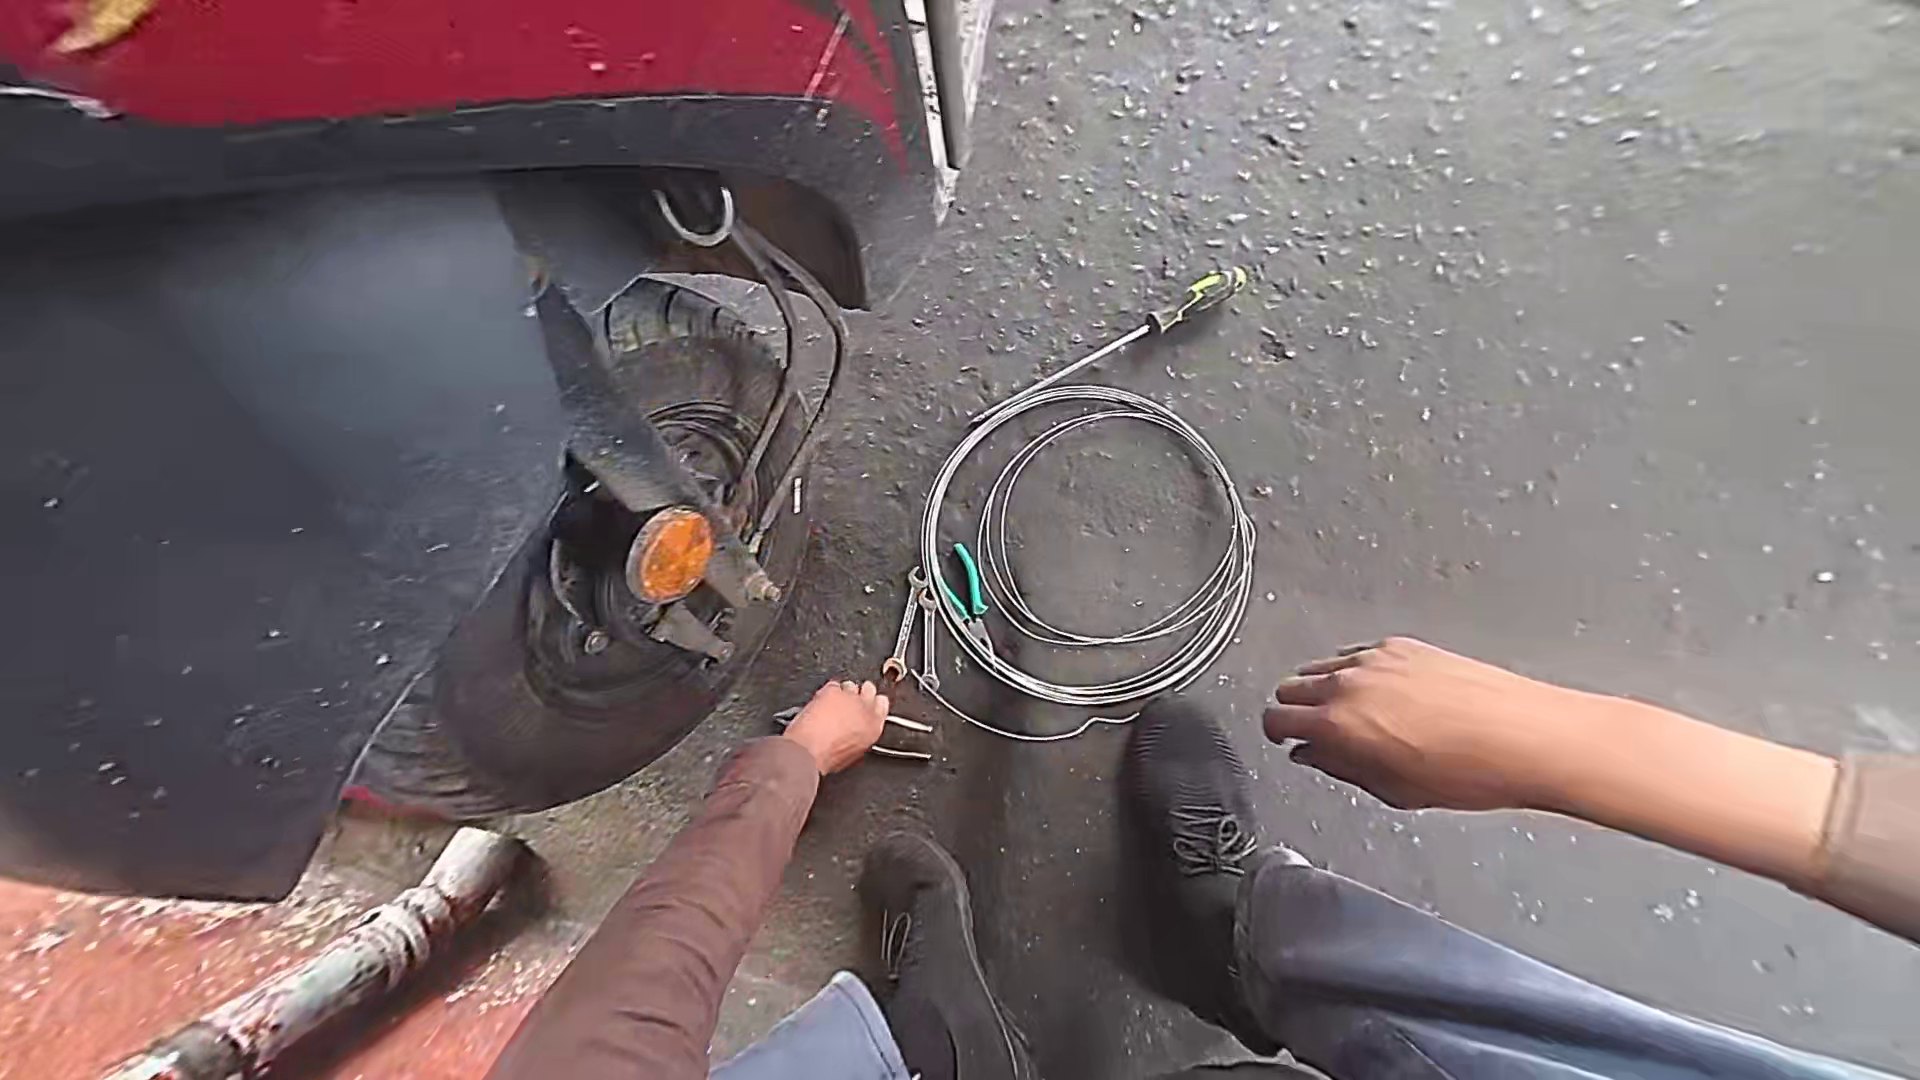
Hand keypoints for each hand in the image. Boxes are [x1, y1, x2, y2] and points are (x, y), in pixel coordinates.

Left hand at [783, 680, 889, 774]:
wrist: (809, 752)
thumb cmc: (828, 758)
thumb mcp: (854, 753)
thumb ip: (861, 737)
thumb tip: (857, 733)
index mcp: (874, 726)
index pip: (882, 705)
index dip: (873, 703)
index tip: (867, 705)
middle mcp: (865, 708)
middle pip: (869, 690)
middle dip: (861, 693)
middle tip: (850, 701)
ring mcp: (849, 697)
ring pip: (851, 685)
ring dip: (843, 692)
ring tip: (833, 704)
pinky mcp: (832, 691)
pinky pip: (833, 686)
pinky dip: (827, 692)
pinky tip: (821, 702)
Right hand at [1263, 637, 1600, 811]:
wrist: (1533, 737)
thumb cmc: (1476, 770)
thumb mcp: (1396, 789)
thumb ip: (1340, 768)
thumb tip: (1313, 755)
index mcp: (1338, 723)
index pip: (1277, 717)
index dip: (1276, 731)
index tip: (1284, 737)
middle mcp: (1347, 684)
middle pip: (1289, 686)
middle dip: (1295, 707)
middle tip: (1316, 725)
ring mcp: (1371, 660)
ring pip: (1319, 667)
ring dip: (1323, 688)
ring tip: (1353, 709)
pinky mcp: (1398, 646)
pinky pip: (1356, 654)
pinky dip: (1356, 671)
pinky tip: (1384, 692)